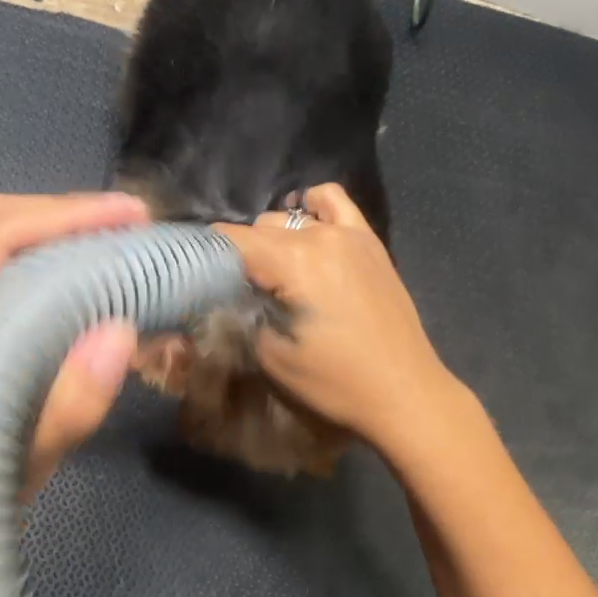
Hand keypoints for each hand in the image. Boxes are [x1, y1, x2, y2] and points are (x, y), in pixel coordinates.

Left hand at [0, 192, 146, 501]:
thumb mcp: (40, 450)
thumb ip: (73, 404)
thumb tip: (119, 335)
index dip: (66, 215)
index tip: (129, 215)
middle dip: (69, 212)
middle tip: (132, 219)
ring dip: (58, 223)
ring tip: (115, 230)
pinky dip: (43, 241)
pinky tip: (82, 251)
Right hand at [212, 183, 451, 448]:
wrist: (403, 393)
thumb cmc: (333, 382)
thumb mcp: (269, 356)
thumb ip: (240, 313)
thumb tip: (222, 292)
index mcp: (292, 264)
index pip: (230, 240)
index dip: (205, 256)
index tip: (194, 277)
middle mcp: (319, 237)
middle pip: (258, 228)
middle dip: (240, 255)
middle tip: (237, 292)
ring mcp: (349, 235)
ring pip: (289, 218)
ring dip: (273, 239)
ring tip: (273, 273)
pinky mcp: (370, 242)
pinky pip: (333, 203)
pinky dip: (311, 208)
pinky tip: (305, 230)